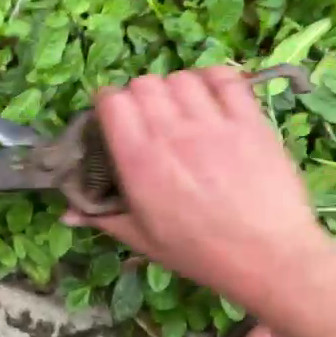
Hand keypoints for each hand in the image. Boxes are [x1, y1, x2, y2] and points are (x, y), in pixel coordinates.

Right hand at [64, 67, 335, 309]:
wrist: (269, 258)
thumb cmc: (198, 251)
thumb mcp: (141, 239)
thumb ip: (101, 217)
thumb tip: (65, 214)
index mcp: (137, 158)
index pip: (111, 100)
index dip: (107, 104)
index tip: (111, 118)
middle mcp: (171, 132)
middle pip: (143, 83)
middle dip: (138, 95)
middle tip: (146, 117)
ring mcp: (213, 123)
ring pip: (181, 78)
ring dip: (174, 88)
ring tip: (179, 108)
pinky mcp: (250, 121)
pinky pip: (226, 79)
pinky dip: (213, 79)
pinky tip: (211, 96)